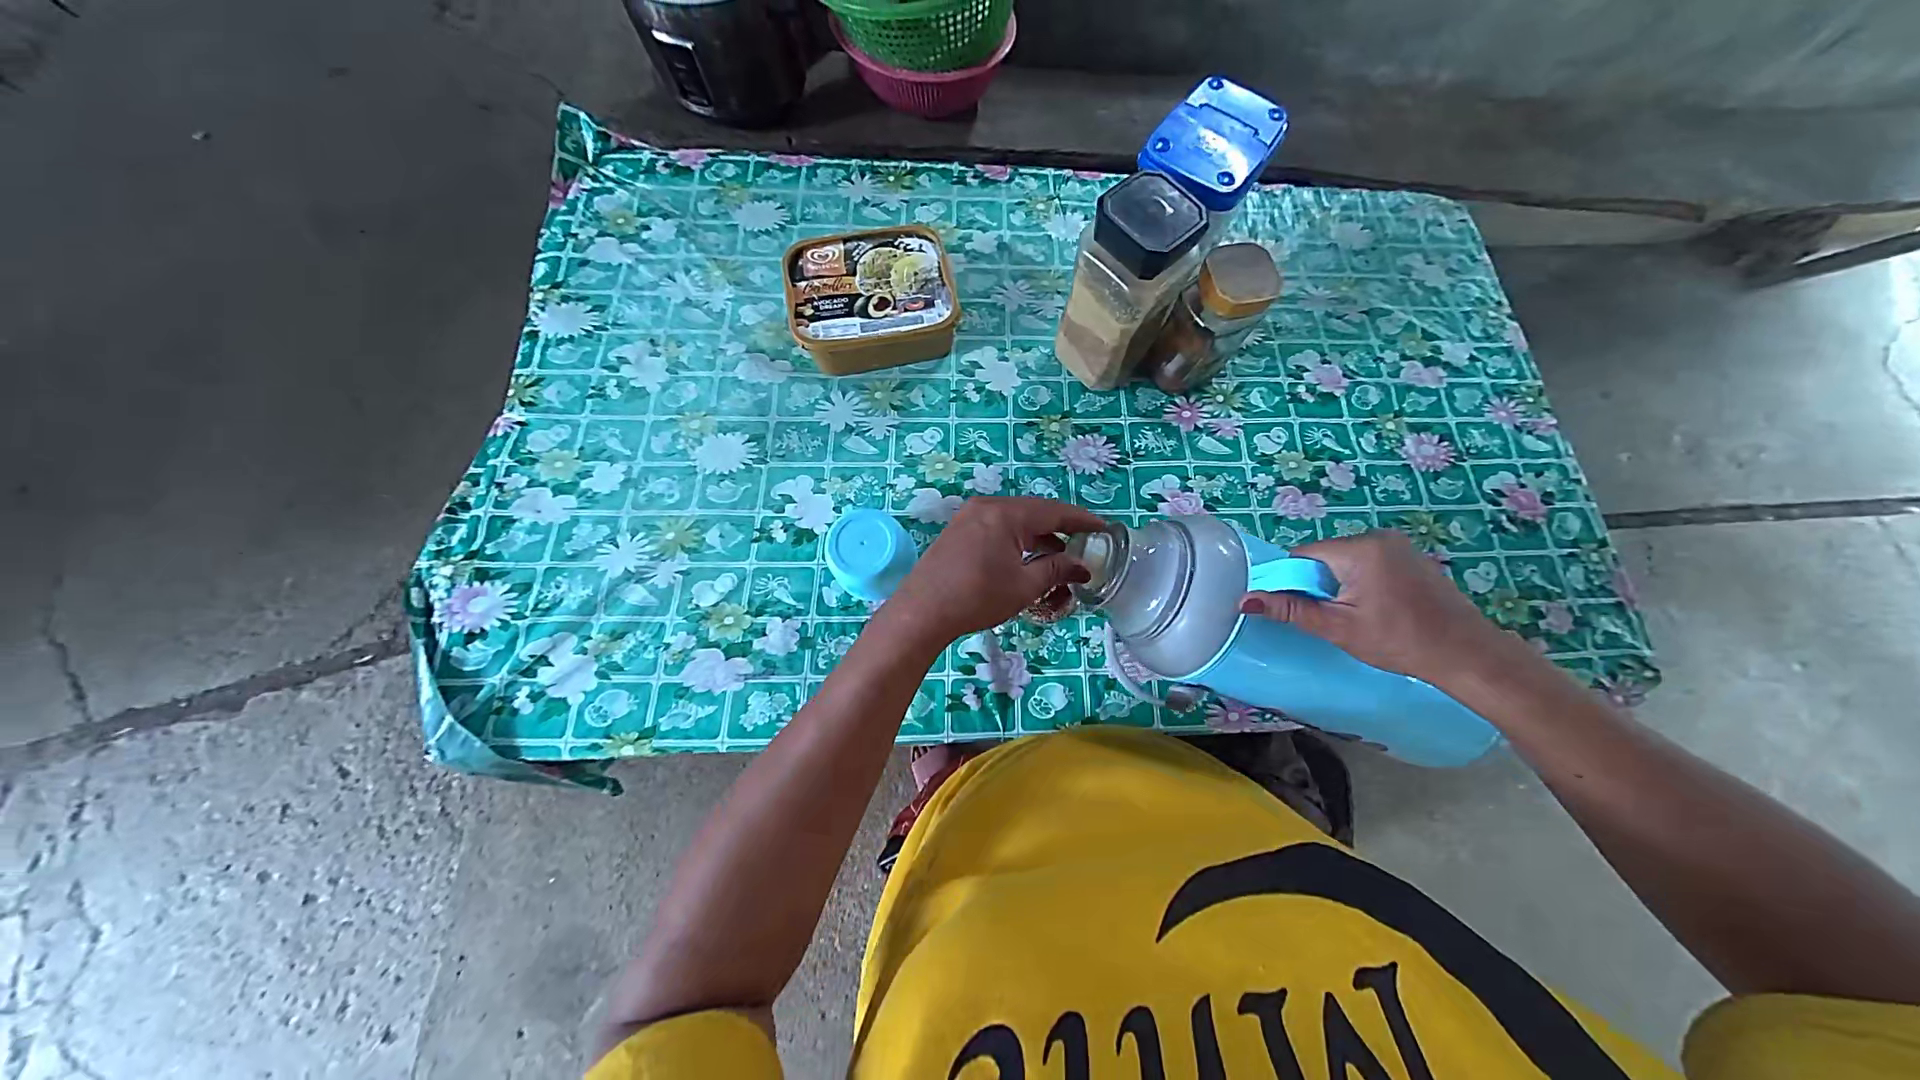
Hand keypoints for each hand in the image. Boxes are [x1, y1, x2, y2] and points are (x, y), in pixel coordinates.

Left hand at [878, 497, 1105, 650]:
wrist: (921, 612)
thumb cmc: (976, 598)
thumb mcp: (1025, 586)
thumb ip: (1057, 570)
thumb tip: (1081, 567)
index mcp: (1006, 513)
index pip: (1056, 511)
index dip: (1084, 521)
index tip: (1105, 530)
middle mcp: (987, 506)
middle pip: (1035, 513)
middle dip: (1062, 532)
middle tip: (1083, 549)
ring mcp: (969, 516)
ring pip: (1016, 522)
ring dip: (1039, 539)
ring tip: (1058, 563)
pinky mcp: (958, 531)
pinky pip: (997, 528)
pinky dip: (1017, 542)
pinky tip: (1026, 562)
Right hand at [1241, 530, 1537, 686]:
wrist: (1466, 653)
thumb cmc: (1398, 640)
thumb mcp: (1337, 627)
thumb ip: (1290, 609)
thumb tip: (1245, 600)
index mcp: (1358, 549)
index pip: (1302, 555)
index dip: (1292, 581)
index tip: (1299, 608)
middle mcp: (1377, 537)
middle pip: (1323, 556)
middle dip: (1318, 584)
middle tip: (1332, 617)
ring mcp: (1398, 545)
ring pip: (1345, 561)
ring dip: (1339, 585)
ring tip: (1356, 616)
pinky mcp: (1411, 557)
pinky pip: (1368, 563)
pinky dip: (1361, 583)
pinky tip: (1376, 609)